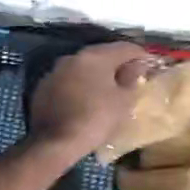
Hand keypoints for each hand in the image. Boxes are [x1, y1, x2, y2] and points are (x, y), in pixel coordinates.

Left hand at [28, 42, 153, 156]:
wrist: (55, 142)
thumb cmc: (95, 119)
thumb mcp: (123, 101)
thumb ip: (131, 79)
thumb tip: (135, 66)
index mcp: (95, 56)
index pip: (124, 47)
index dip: (139, 55)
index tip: (148, 65)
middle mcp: (72, 57)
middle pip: (100, 55)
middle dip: (116, 64)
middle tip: (129, 77)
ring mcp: (54, 72)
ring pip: (81, 68)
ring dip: (94, 74)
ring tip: (106, 88)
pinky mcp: (42, 88)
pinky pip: (66, 81)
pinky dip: (77, 85)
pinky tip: (83, 99)